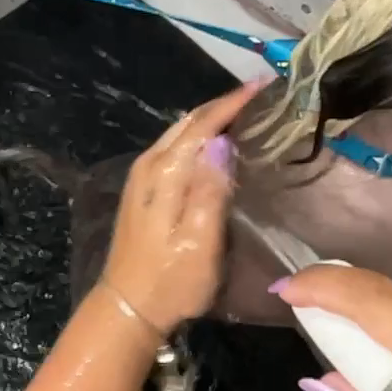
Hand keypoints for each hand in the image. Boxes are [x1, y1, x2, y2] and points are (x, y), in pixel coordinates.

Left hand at [98, 80, 265, 337]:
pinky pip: (175, 146)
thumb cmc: (171, 279)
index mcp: (165, 172)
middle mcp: (150, 164)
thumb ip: (210, 190)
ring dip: (210, 118)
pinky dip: (198, 135)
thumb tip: (223, 143)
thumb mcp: (199, 242)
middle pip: (189, 121)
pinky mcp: (143, 187)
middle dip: (223, 104)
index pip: (201, 124)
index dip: (231, 102)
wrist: (128, 306)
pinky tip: (216, 142)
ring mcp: (143, 174)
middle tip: (260, 94)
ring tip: (244, 111)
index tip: (263, 84)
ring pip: (180, 132)